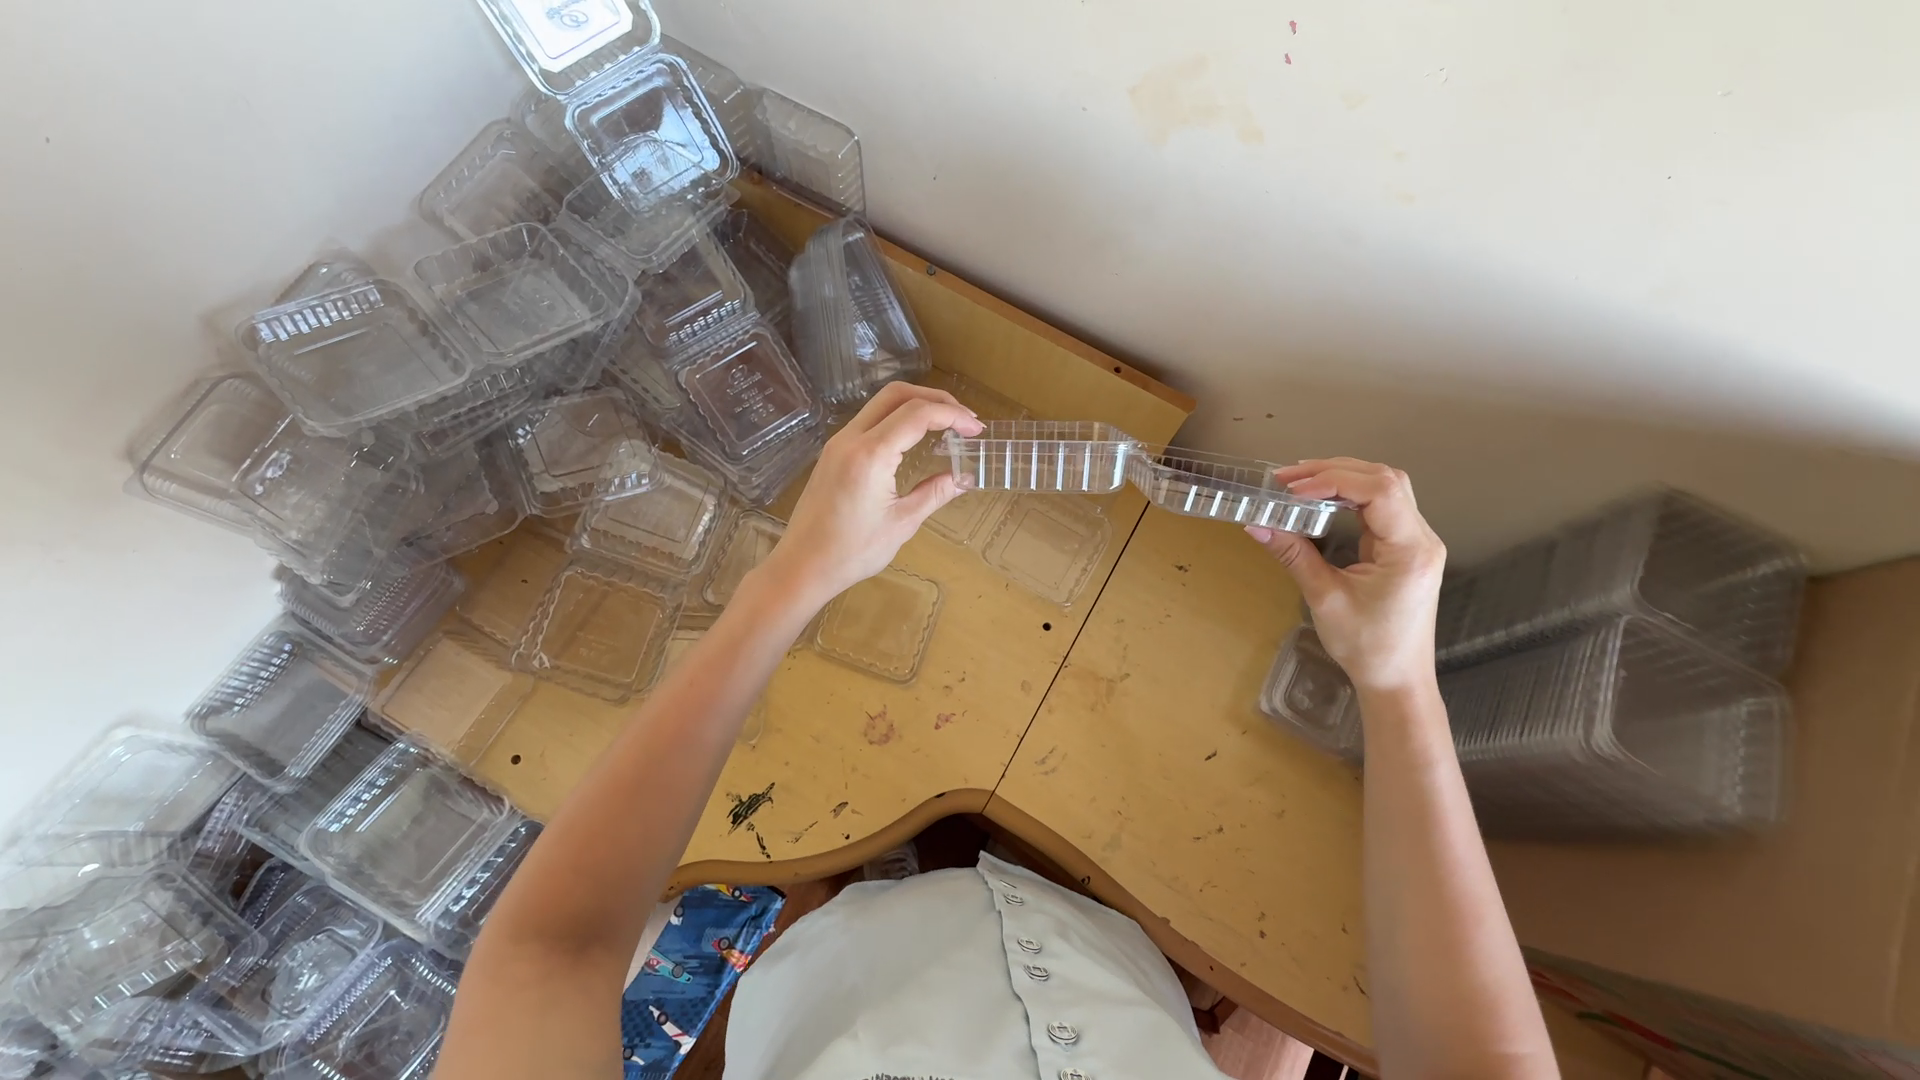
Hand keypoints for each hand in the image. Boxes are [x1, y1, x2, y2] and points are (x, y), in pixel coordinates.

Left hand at [760, 382, 982, 607]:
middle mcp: (851, 438)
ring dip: (915, 406)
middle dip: (935, 399)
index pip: (918, 415)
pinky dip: (897, 419)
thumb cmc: (852, 551)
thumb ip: (935, 493)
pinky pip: (869, 421)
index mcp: (870, 455)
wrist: (802, 565)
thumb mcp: (902, 523)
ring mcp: (838, 443)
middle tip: (963, 418)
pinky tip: (915, 438)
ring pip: (880, 404)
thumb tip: (964, 478)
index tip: (976, 429)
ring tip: (945, 425)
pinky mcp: (833, 453)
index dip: (953, 415)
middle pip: (897, 395)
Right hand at [1246, 458, 1446, 695]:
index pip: (1379, 491)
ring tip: (1300, 482)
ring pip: (1386, 488)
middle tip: (1288, 478)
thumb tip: (1256, 525)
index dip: (1334, 480)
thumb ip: (1294, 555)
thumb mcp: (1324, 598)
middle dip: (1335, 470)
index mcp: (1409, 550)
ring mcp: (1417, 542)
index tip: (1293, 491)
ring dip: (1343, 477)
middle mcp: (1421, 538)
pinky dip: (1351, 494)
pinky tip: (1323, 497)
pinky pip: (1382, 507)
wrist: (1396, 679)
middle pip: (1385, 480)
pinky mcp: (1406, 548)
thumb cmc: (1366, 646)